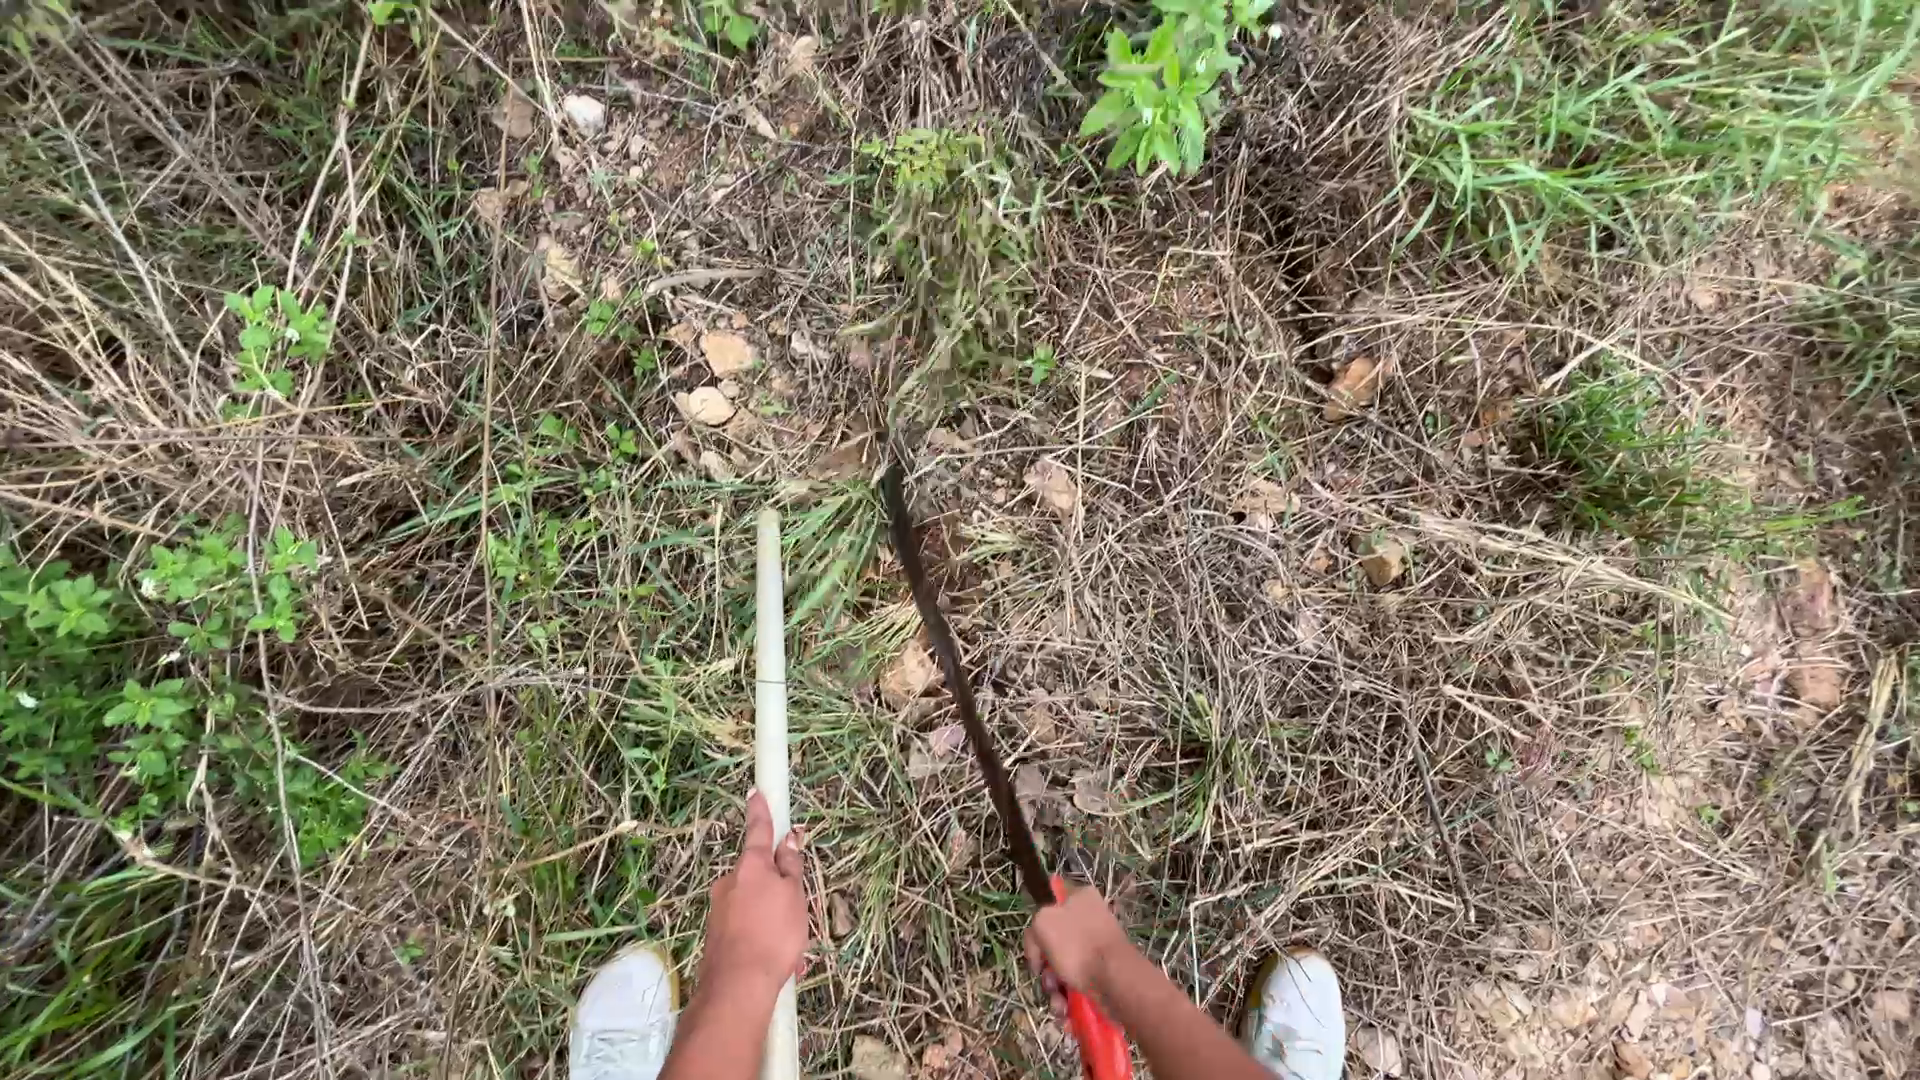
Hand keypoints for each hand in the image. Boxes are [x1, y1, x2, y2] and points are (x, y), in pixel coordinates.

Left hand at [697, 790, 807, 1001]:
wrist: (737, 987)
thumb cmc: (774, 934)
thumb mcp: (794, 896)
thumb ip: (791, 867)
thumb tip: (787, 841)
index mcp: (751, 866)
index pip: (758, 830)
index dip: (760, 810)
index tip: (755, 791)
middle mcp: (730, 881)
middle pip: (758, 873)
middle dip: (778, 887)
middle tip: (797, 911)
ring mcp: (720, 908)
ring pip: (755, 903)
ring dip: (773, 918)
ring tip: (792, 948)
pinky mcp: (717, 935)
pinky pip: (747, 927)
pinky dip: (763, 937)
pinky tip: (779, 962)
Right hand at [1024, 884, 1133, 1014]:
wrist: (1116, 980)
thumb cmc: (1078, 945)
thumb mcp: (1043, 923)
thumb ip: (1034, 928)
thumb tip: (1042, 948)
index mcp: (1080, 897)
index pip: (1049, 910)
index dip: (1037, 934)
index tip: (1037, 955)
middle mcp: (1091, 919)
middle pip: (1055, 945)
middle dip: (1046, 970)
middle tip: (1049, 982)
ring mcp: (1099, 947)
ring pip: (1065, 969)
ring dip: (1056, 991)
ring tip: (1059, 1004)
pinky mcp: (1104, 973)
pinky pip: (1079, 985)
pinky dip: (1070, 1001)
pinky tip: (1067, 1012)